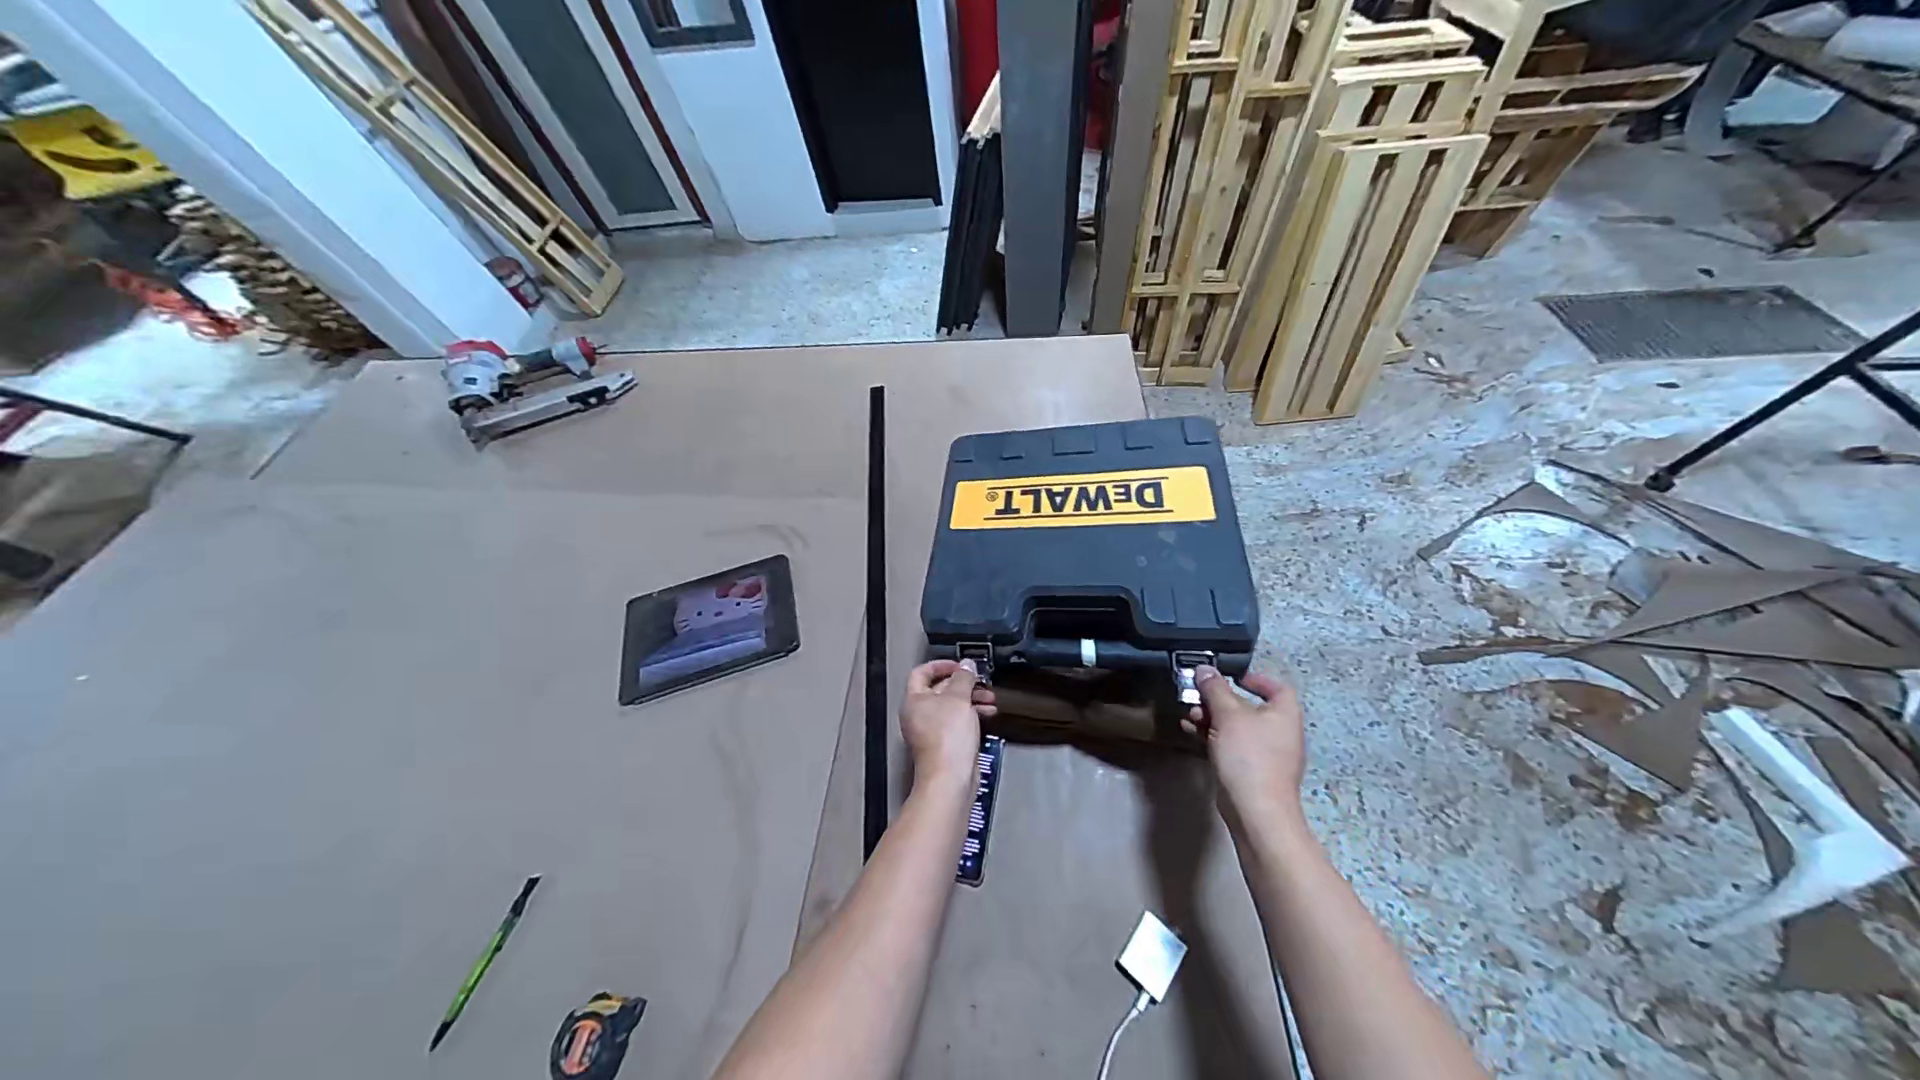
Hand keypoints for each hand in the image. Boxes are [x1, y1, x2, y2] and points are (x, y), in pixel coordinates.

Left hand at [901, 660, 996, 788]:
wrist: (951, 777)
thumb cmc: (946, 739)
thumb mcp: (959, 698)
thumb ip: (964, 677)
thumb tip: (967, 665)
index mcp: (914, 700)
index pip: (922, 672)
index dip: (941, 665)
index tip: (959, 664)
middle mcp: (919, 714)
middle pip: (939, 689)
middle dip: (962, 683)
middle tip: (978, 680)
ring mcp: (931, 730)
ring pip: (951, 706)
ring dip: (971, 699)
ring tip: (988, 697)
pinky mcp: (944, 744)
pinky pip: (957, 722)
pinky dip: (971, 714)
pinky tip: (986, 713)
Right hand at [1183, 665, 1305, 832]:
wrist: (1255, 810)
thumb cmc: (1248, 756)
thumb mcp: (1228, 715)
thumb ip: (1214, 689)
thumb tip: (1204, 668)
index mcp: (1284, 714)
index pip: (1277, 687)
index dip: (1255, 678)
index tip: (1231, 677)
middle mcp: (1279, 732)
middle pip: (1249, 706)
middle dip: (1220, 699)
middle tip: (1197, 697)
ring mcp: (1265, 753)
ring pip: (1236, 727)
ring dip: (1211, 718)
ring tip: (1189, 715)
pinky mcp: (1249, 770)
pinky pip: (1230, 745)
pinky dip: (1212, 736)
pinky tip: (1190, 732)